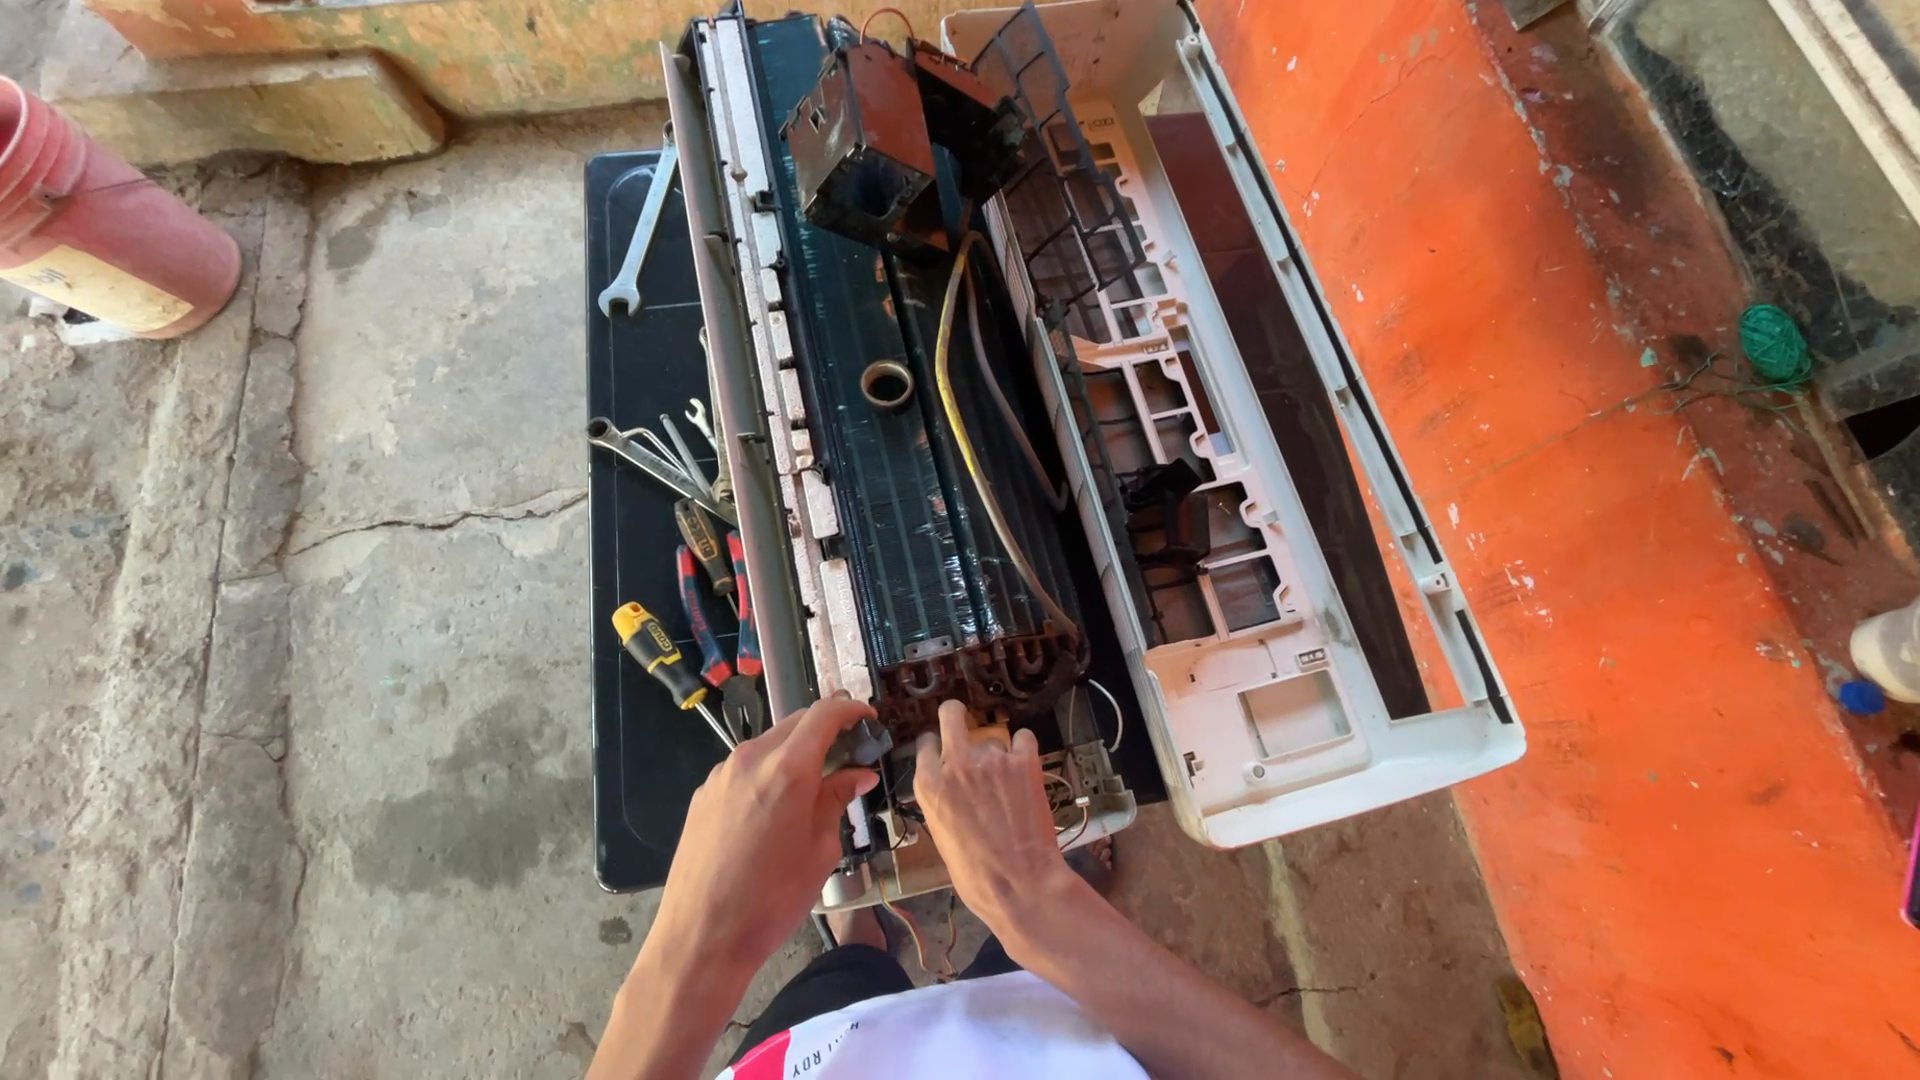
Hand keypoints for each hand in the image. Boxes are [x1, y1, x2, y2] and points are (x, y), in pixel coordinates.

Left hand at [648, 696, 879, 976]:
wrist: (699, 939)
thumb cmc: (771, 900)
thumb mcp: (820, 850)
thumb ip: (838, 800)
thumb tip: (858, 774)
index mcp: (788, 769)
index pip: (825, 715)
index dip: (851, 709)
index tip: (867, 717)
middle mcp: (752, 759)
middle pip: (795, 722)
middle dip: (825, 728)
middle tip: (849, 751)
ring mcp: (722, 774)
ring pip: (769, 743)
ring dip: (796, 750)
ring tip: (814, 781)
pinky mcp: (704, 793)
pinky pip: (746, 767)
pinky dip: (770, 770)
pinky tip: (776, 805)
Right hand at [912, 699, 1078, 942]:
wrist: (1020, 883)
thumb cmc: (975, 875)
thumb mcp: (940, 835)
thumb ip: (942, 801)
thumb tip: (952, 790)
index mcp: (929, 785)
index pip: (925, 744)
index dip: (935, 746)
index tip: (943, 750)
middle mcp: (956, 764)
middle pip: (951, 714)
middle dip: (955, 714)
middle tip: (963, 722)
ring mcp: (992, 759)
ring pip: (993, 737)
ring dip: (997, 753)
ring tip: (1007, 780)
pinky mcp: (1024, 761)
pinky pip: (1024, 738)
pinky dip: (1024, 749)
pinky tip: (1026, 767)